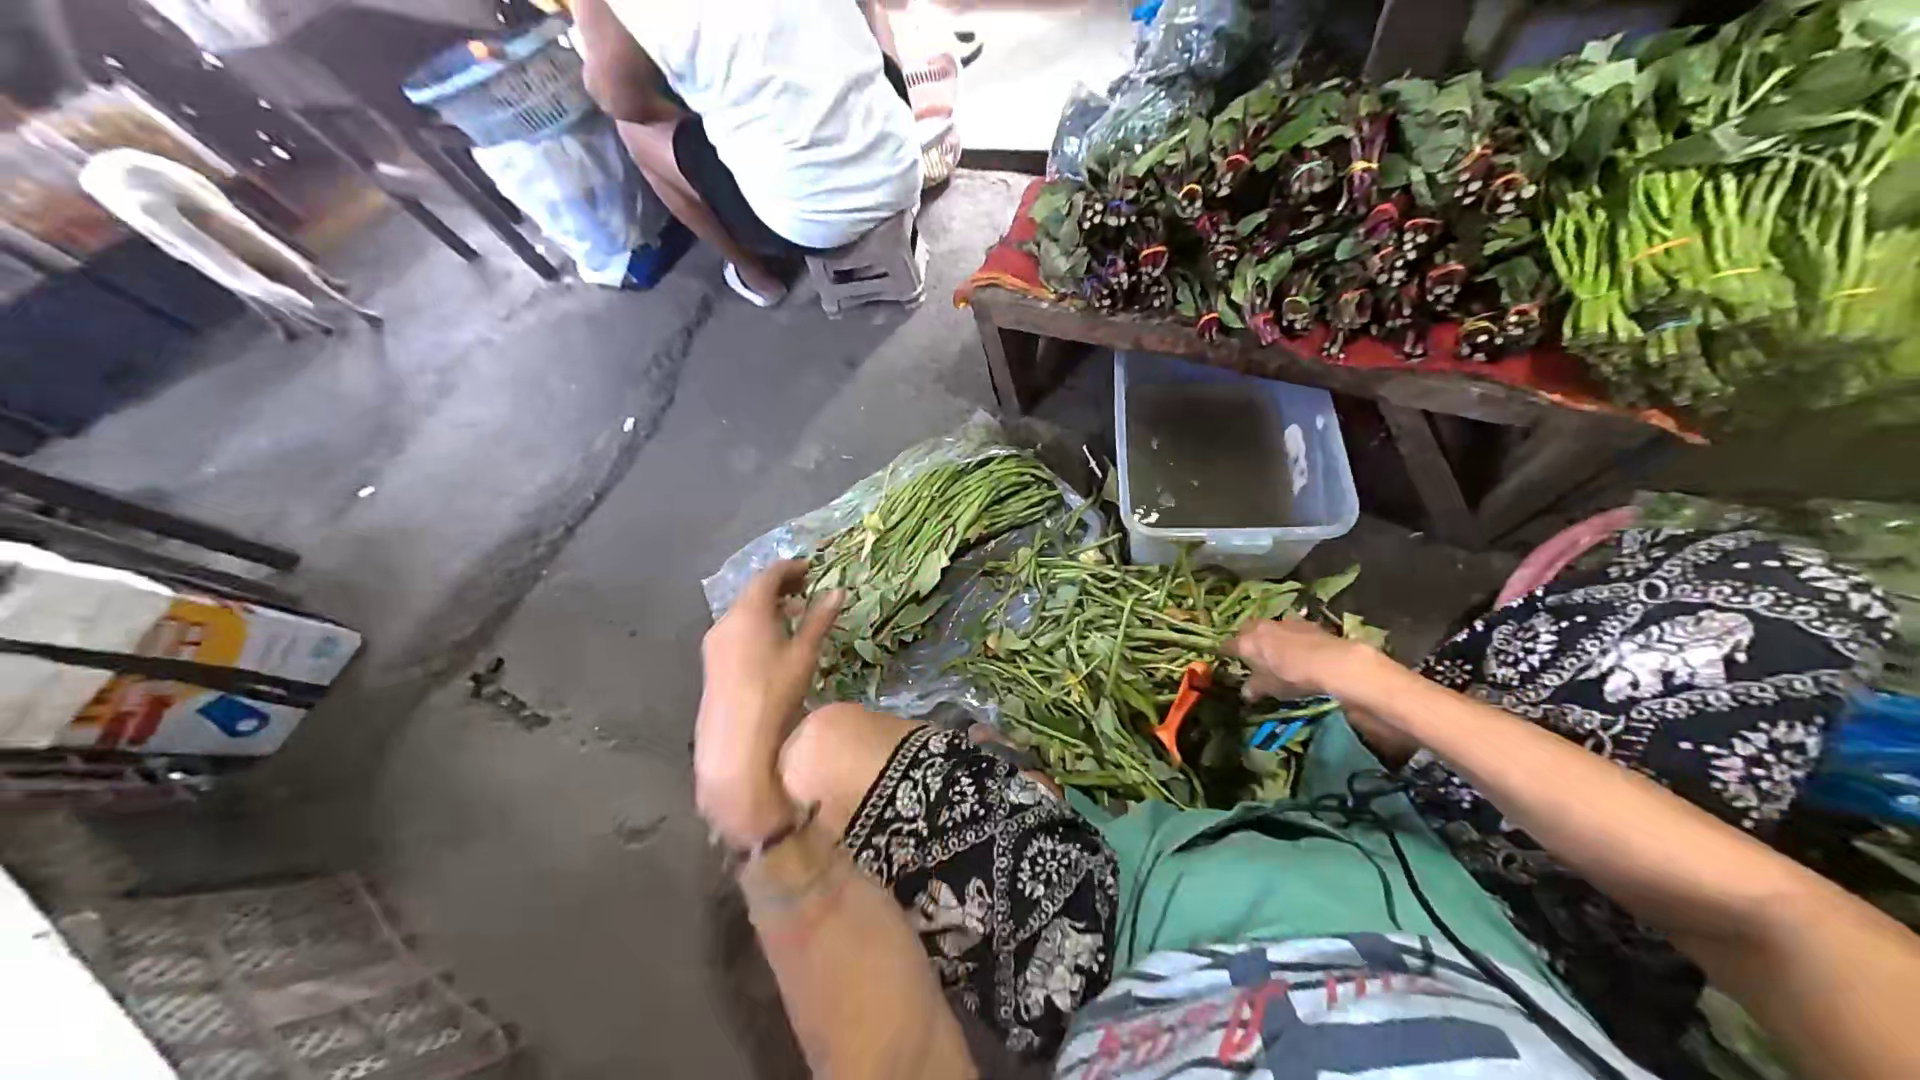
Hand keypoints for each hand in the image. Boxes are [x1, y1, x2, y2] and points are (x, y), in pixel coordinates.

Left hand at [696, 560, 842, 847]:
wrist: (735, 742)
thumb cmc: (775, 692)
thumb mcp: (804, 653)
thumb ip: (820, 619)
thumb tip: (838, 592)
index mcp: (748, 612)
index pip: (769, 575)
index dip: (791, 568)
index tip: (812, 568)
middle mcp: (726, 620)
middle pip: (753, 592)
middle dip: (780, 586)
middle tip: (806, 588)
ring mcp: (714, 642)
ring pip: (743, 612)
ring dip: (768, 607)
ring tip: (794, 615)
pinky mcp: (711, 662)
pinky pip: (736, 630)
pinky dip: (756, 624)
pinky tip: (773, 642)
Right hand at [1226, 615, 1372, 699]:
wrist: (1329, 661)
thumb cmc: (1290, 676)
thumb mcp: (1269, 688)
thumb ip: (1254, 689)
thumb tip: (1246, 693)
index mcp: (1246, 643)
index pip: (1228, 645)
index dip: (1225, 652)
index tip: (1224, 657)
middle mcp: (1261, 628)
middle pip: (1247, 629)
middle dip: (1247, 638)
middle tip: (1251, 652)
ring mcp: (1284, 622)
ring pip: (1270, 626)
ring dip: (1270, 635)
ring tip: (1277, 649)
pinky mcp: (1306, 623)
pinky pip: (1291, 628)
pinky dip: (1291, 636)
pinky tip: (1299, 647)